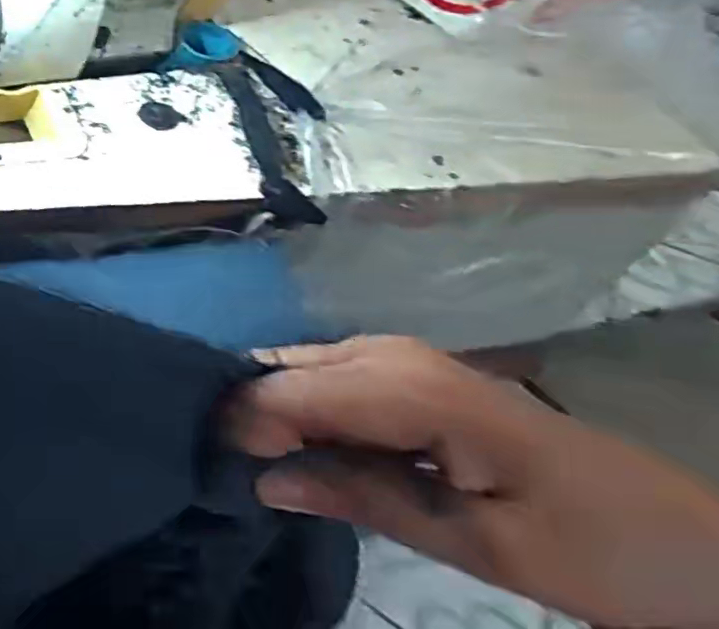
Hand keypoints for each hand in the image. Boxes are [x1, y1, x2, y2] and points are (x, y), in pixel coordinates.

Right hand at [226, 335, 718, 627]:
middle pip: (277, 372)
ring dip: (270, 413)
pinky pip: (320, 378)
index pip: (282, 392)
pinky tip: (306, 449)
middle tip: (236, 471)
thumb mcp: (486, 546)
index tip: (230, 474)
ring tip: (263, 463)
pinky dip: (300, 411)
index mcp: (405, 386)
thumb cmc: (605, 550)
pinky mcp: (398, 369)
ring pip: (290, 370)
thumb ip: (365, 501)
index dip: (242, 429)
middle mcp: (385, 351)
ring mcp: (392, 354)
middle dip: (248, 416)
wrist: (703, 543)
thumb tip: (262, 482)